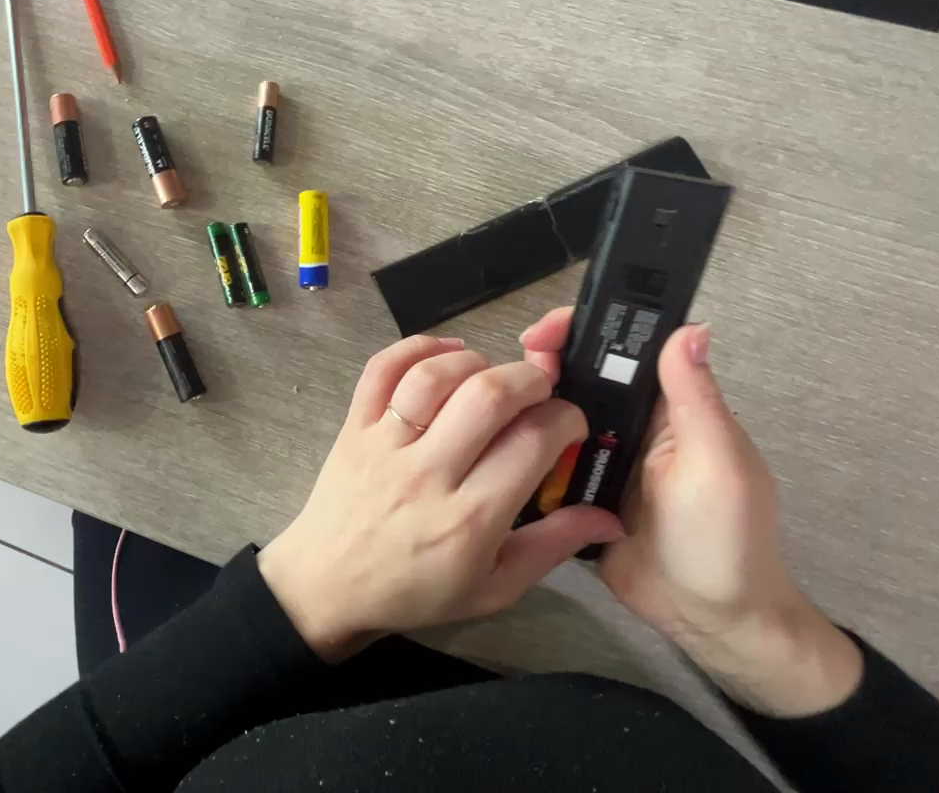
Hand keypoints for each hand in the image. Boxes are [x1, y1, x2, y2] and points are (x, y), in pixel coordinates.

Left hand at [257, 335, 623, 662]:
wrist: (328, 583)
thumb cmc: (415, 590)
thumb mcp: (493, 587)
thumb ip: (552, 546)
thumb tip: (610, 516)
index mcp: (469, 519)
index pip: (530, 443)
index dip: (564, 419)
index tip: (569, 422)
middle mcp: (426, 473)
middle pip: (486, 397)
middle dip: (529, 380)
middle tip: (540, 390)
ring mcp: (383, 445)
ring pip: (433, 377)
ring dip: (474, 362)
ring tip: (491, 376)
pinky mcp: (352, 426)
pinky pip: (380, 371)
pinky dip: (414, 348)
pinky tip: (445, 351)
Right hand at [520, 308, 861, 716]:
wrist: (705, 621)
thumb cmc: (726, 541)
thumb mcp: (717, 465)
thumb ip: (697, 400)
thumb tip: (691, 327)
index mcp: (666, 408)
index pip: (621, 350)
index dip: (581, 329)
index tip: (544, 333)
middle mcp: (628, 423)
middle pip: (578, 376)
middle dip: (542, 364)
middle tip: (511, 373)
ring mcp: (598, 456)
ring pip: (552, 414)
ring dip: (524, 405)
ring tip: (494, 407)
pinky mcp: (575, 489)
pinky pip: (540, 457)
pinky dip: (519, 447)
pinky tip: (494, 444)